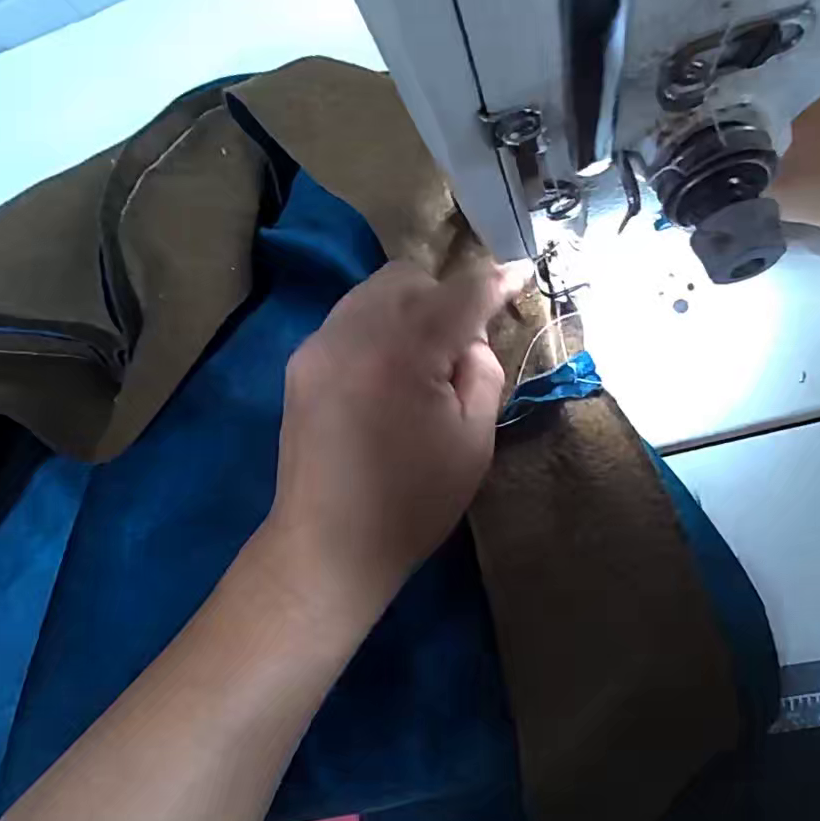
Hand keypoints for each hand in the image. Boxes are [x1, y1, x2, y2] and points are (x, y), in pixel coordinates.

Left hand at [265, 255, 516, 609]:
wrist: (329, 545)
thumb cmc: (413, 502)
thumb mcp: (474, 442)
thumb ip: (482, 373)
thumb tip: (470, 338)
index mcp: (403, 352)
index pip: (461, 294)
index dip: (496, 282)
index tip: (520, 275)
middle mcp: (353, 332)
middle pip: (410, 278)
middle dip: (445, 298)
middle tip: (460, 349)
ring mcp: (318, 345)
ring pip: (374, 292)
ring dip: (410, 309)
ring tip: (422, 362)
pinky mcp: (300, 364)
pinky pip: (349, 320)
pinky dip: (379, 328)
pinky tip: (386, 374)